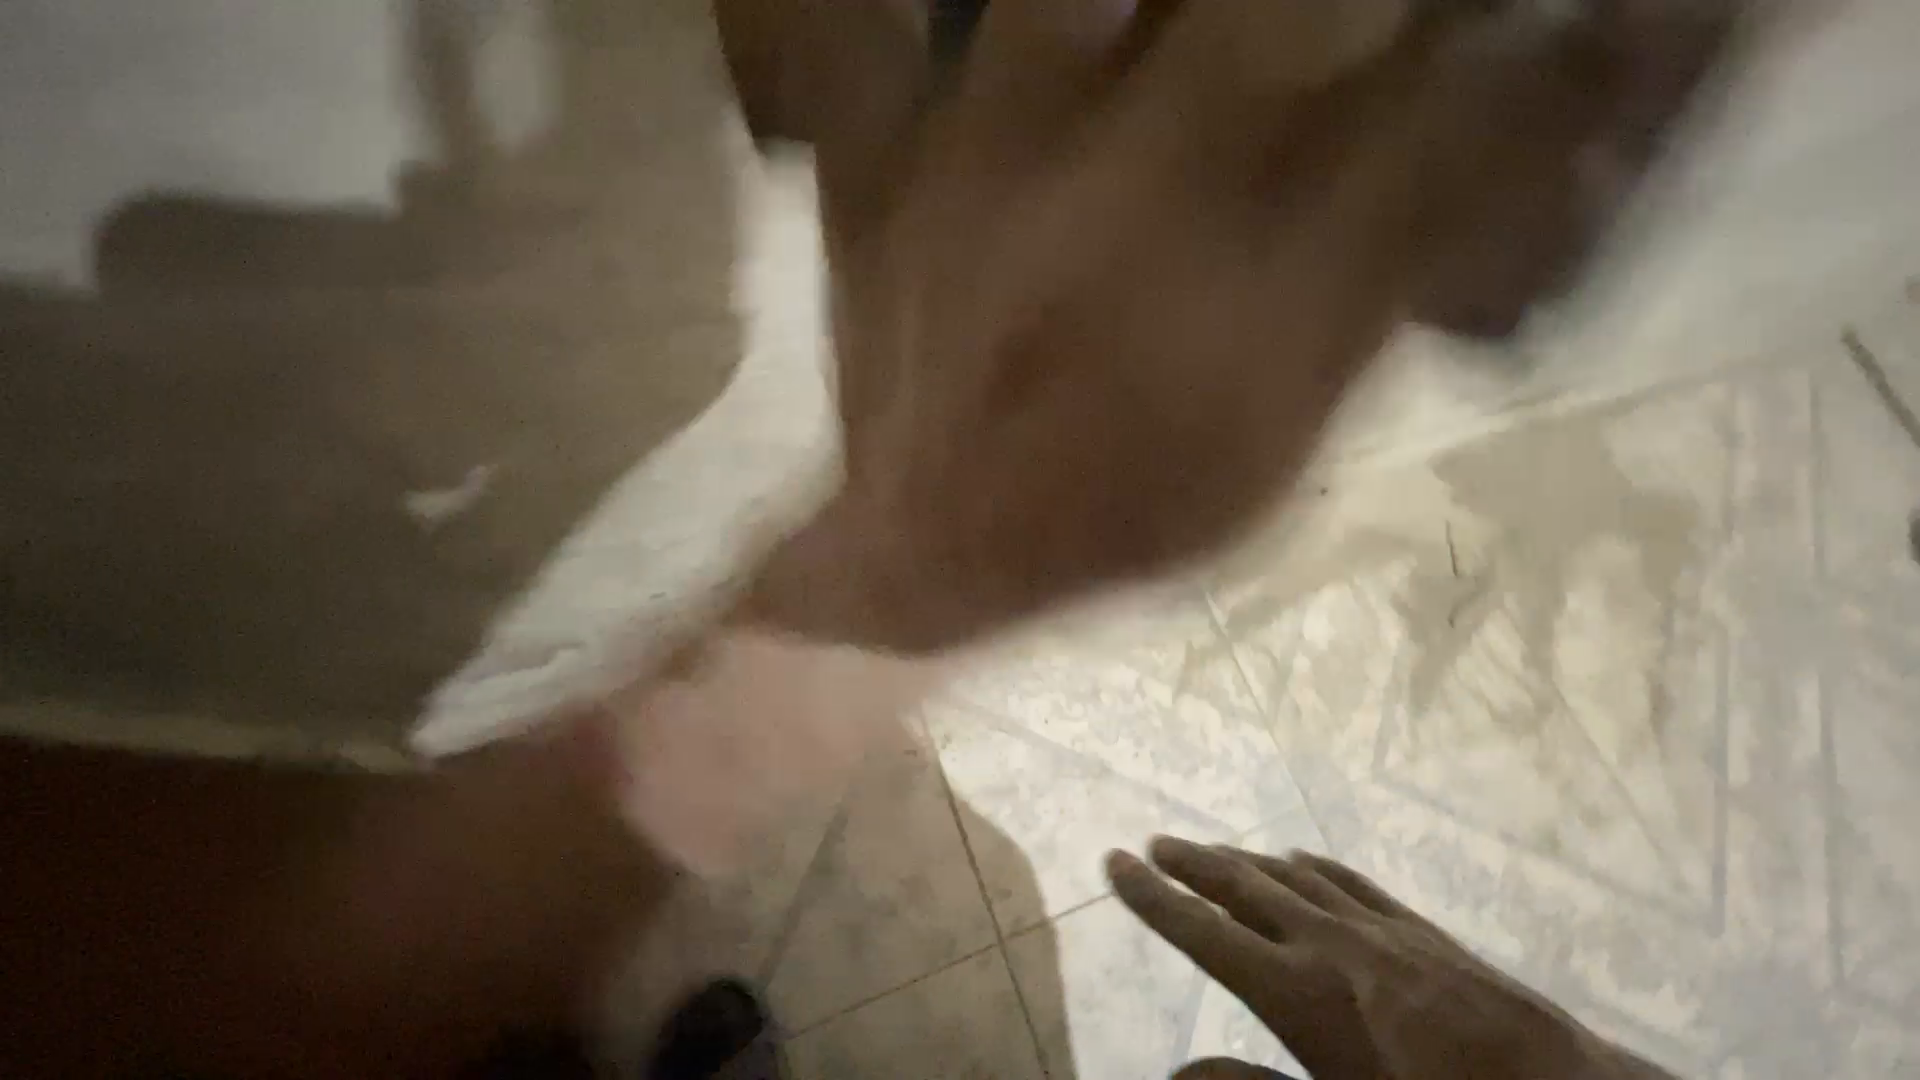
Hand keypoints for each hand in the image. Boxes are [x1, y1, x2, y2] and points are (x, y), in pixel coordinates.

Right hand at [1108, 838, 1677, 1079]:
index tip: (1114, 861)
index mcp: (1295, 992)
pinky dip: (1311, 866)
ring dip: (1242, 861)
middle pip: (1239, 889)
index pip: (1200, 932)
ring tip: (1209, 849)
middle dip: (1189, 865)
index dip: (1151, 897)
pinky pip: (1348, 881)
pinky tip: (1300, 858)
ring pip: (1288, 878)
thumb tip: (1173, 1071)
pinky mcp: (1419, 930)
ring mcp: (1374, 929)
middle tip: (1152, 844)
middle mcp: (1323, 944)